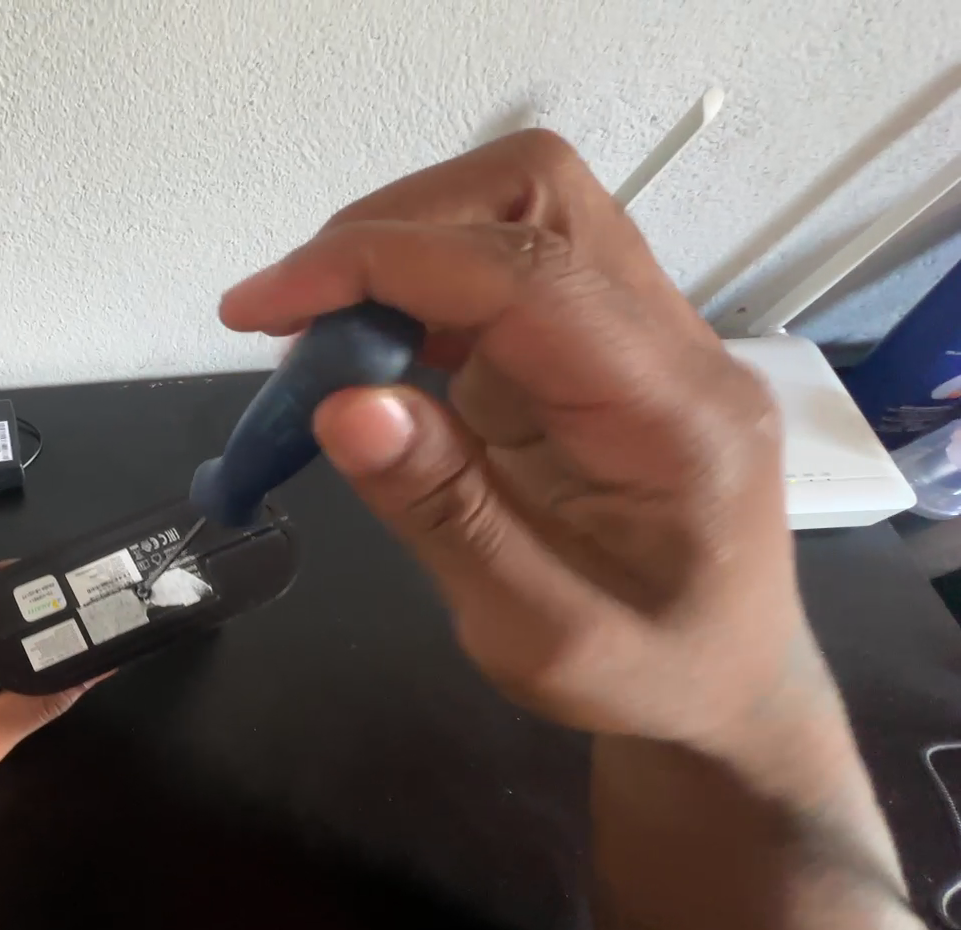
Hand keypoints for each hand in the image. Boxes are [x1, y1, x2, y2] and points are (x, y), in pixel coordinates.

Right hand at [219, 130, 835, 758]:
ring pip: (506, 214)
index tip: (263, 305)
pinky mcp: (573, 352)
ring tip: (305, 337)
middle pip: (530, 193)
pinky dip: (397, 292)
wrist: (719, 682)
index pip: (522, 275)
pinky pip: (483, 276)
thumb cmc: (638, 672)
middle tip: (285, 315)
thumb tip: (342, 406)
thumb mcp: (536, 629)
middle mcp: (656, 345)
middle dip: (386, 231)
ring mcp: (617, 338)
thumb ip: (444, 513)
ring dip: (387, 253)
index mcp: (667, 413)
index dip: (381, 265)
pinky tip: (350, 352)